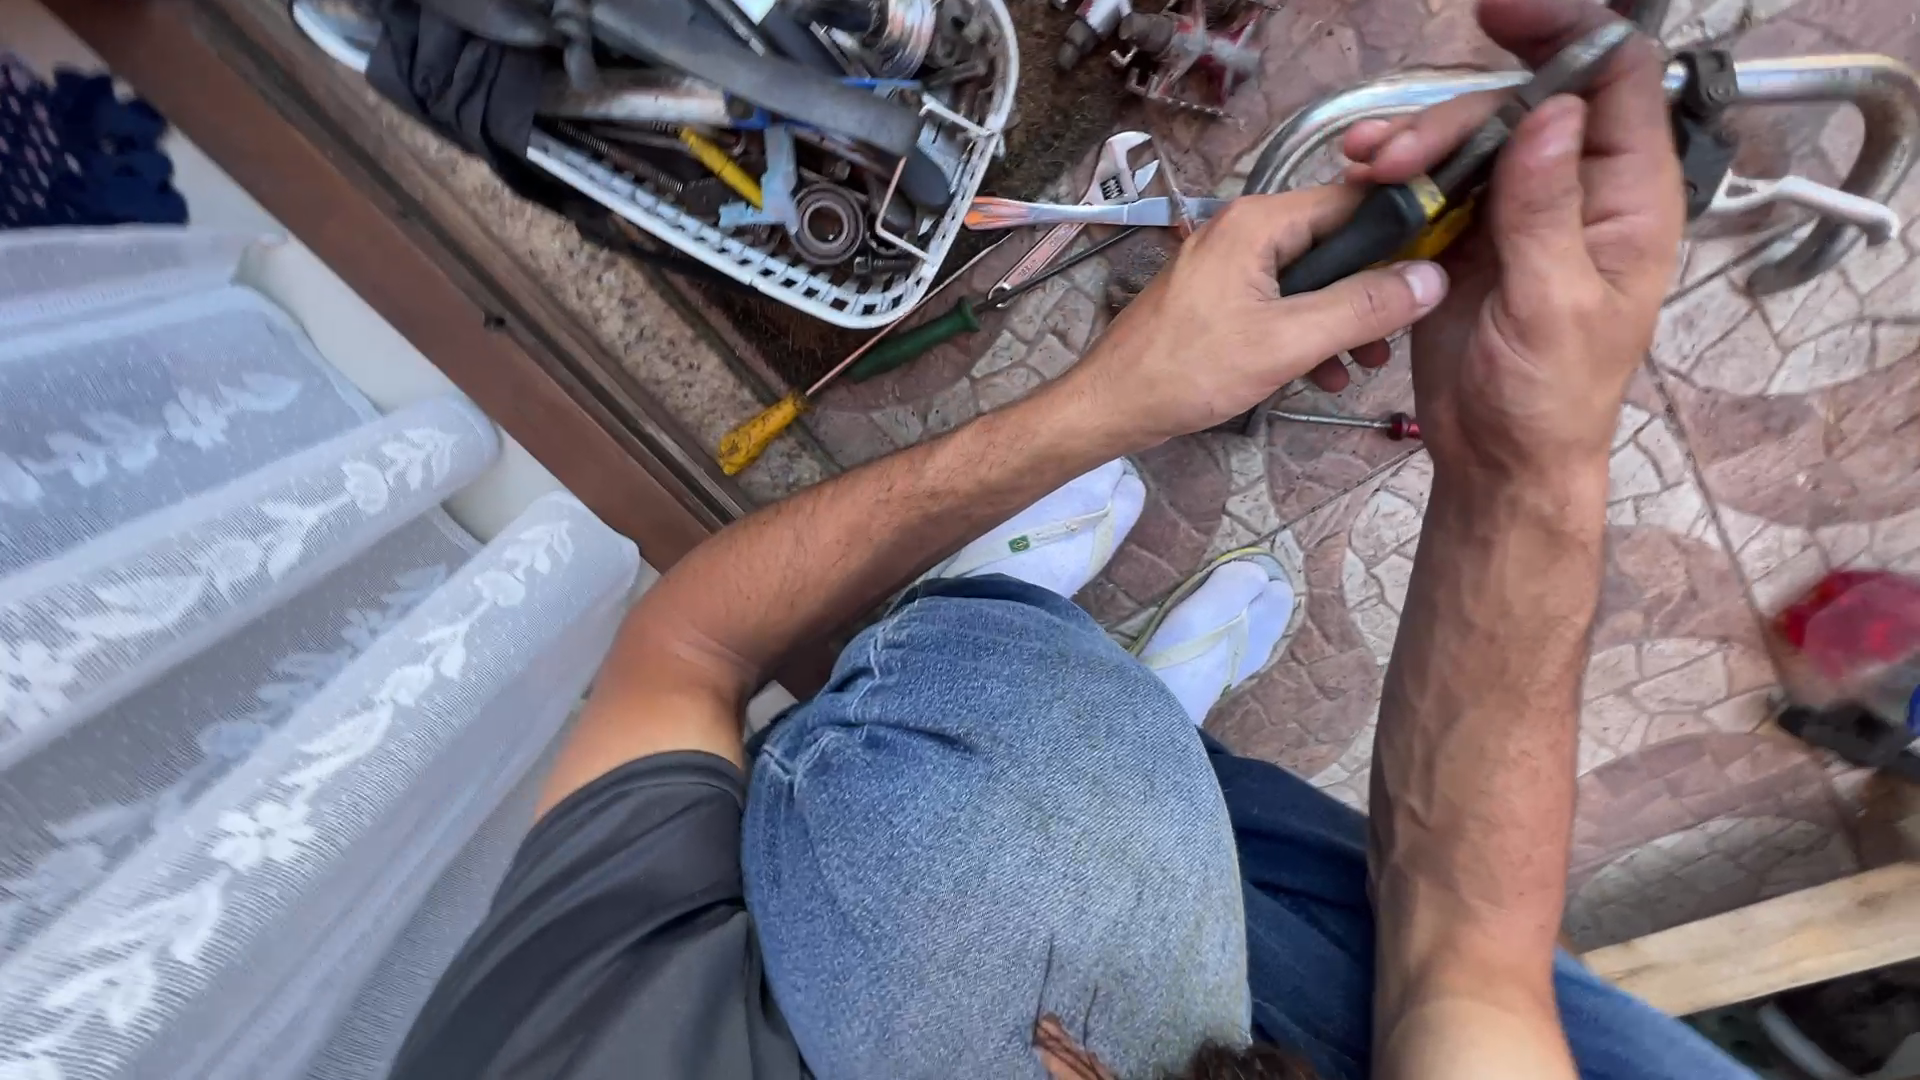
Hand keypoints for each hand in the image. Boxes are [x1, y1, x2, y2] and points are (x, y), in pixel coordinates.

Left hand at [1056, 188, 1448, 446]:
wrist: (1109, 407)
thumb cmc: (1189, 371)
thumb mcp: (1285, 343)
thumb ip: (1361, 308)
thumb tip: (1432, 278)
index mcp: (1259, 222)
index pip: (1356, 201)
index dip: (1402, 233)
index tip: (1436, 272)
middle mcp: (1241, 231)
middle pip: (1331, 244)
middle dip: (1368, 292)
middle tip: (1395, 338)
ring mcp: (1223, 266)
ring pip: (1303, 282)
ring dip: (1337, 322)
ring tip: (1363, 366)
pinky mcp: (1212, 300)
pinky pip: (1272, 305)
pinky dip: (1299, 334)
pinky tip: (1320, 376)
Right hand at [1342, 0, 1683, 481]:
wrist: (1497, 454)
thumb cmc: (1547, 392)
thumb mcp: (1554, 303)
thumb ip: (1548, 212)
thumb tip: (1548, 116)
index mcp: (1623, 199)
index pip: (1612, 84)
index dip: (1566, 36)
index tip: (1498, 16)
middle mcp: (1567, 196)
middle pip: (1515, 117)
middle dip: (1449, 122)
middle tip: (1387, 157)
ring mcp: (1506, 223)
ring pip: (1463, 156)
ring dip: (1410, 151)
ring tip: (1359, 165)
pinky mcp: (1455, 253)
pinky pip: (1427, 202)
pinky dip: (1393, 192)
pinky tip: (1359, 190)